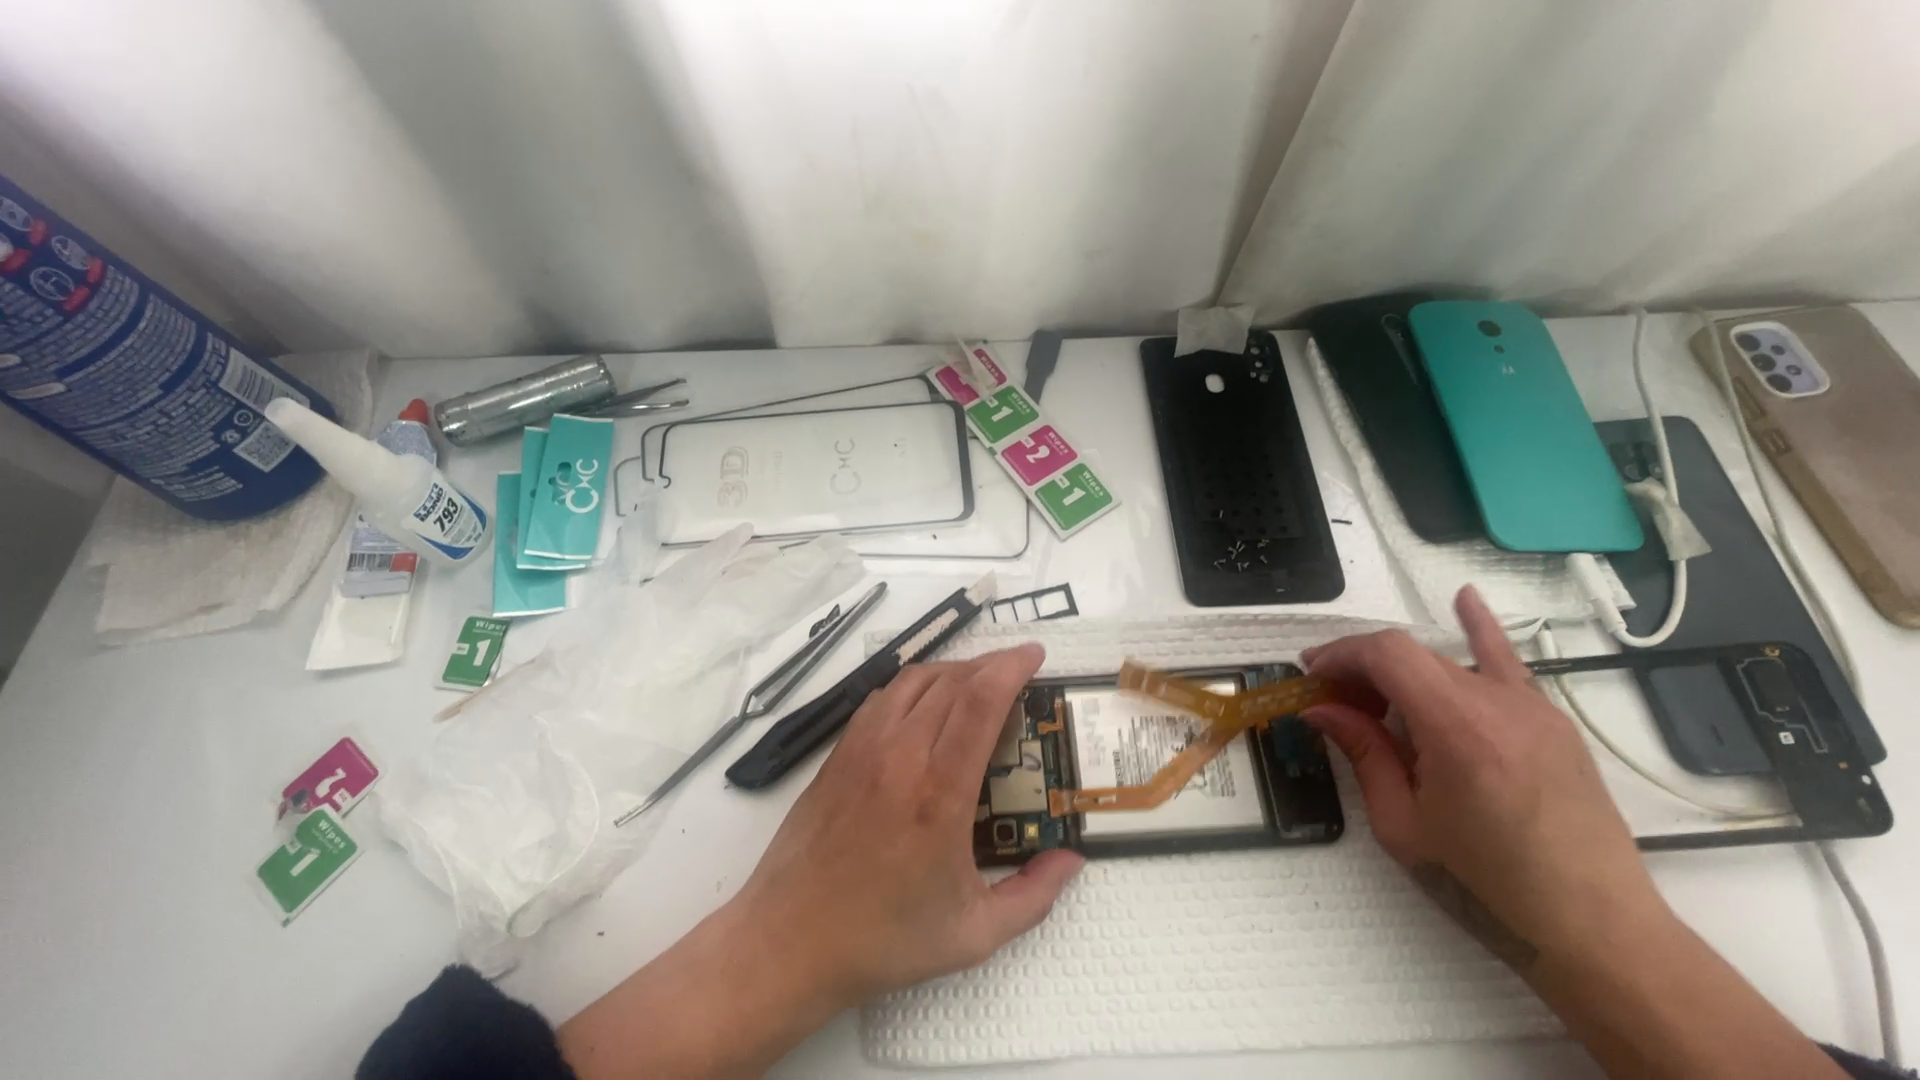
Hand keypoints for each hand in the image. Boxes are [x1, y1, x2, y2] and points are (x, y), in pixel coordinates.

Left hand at [560, 645, 1083, 1078]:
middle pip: (951, 681)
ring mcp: (862, 751)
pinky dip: (914, 686)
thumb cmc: (883, 939)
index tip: (1035, 655)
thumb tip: (1073, 860)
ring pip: (913, 681)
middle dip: (991, 664)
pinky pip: (882, 699)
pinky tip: (926, 705)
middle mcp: (900, 756)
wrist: (788, 941)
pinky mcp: (837, 756)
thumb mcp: (973, 934)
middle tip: (1018, 671)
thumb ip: (1032, 896)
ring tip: (978, 682)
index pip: (979, 703)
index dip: (1011, 668)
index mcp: (939, 793)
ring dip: (952, 670)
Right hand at [1300, 586, 1664, 967]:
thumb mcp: (1404, 825)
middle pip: (1414, 653)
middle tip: (1333, 703)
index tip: (1310, 674)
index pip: (1388, 654)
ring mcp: (1533, 708)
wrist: (1595, 926)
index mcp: (1458, 729)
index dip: (1340, 654)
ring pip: (1449, 661)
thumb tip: (1321, 710)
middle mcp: (1499, 703)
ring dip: (1402, 671)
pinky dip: (1480, 630)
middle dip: (1362, 668)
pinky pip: (1507, 663)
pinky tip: (1464, 599)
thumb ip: (1363, 755)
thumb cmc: (1488, 886)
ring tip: (1374, 699)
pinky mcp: (1552, 721)